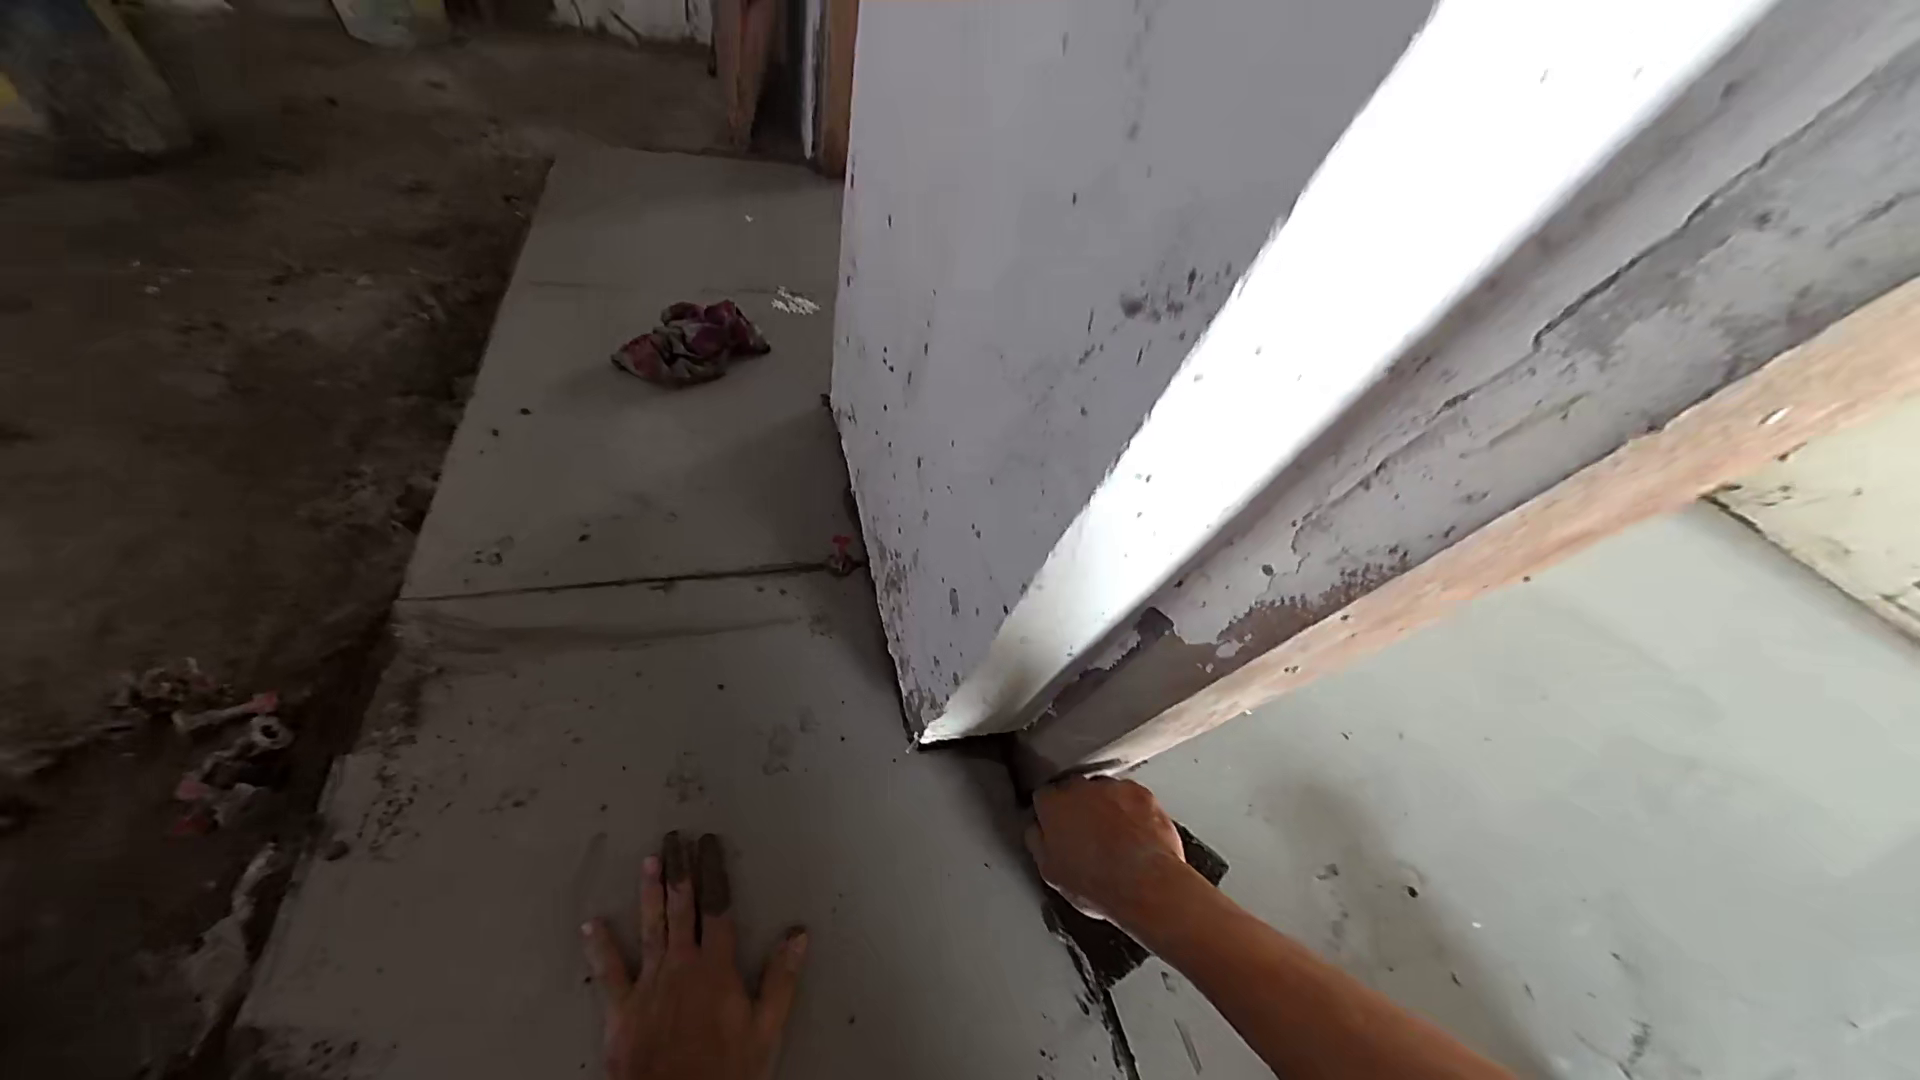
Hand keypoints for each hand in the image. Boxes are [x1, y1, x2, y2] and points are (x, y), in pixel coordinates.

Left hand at [583, 831, 808, 1079]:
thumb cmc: (724, 1072)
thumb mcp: (765, 1029)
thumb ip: (781, 979)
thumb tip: (799, 933)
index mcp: (715, 967)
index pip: (717, 907)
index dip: (714, 872)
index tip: (709, 843)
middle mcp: (681, 966)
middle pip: (682, 908)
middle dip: (680, 871)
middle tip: (676, 838)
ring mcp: (648, 986)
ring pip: (650, 928)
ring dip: (649, 892)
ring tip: (648, 860)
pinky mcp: (620, 1012)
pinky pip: (608, 974)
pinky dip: (599, 949)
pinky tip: (590, 925)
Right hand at [1024, 776, 1192, 925]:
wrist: (1146, 885)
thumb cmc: (1099, 883)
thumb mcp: (1050, 872)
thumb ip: (1036, 841)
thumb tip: (1036, 831)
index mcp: (1053, 804)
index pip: (1043, 798)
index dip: (1050, 814)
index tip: (1057, 828)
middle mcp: (1080, 788)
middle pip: (1074, 790)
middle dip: (1079, 809)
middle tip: (1088, 838)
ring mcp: (1112, 788)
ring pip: (1104, 792)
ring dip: (1107, 808)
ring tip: (1116, 841)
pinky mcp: (1140, 793)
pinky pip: (1131, 797)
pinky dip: (1133, 811)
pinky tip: (1136, 837)